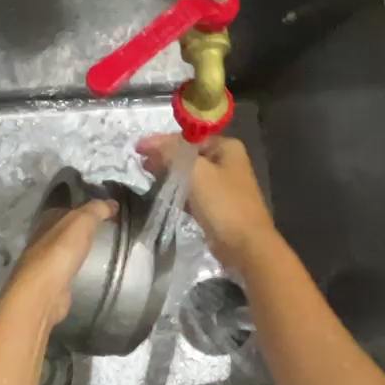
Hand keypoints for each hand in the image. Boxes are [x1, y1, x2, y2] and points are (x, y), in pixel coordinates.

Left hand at [0, 199, 115, 326]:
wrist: (44, 290)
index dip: (85, 207)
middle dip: (83, 227)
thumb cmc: (61, 250)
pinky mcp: (52, 280)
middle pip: (66, 228)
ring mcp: (47, 260)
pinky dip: (78, 264)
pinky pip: (69, 267)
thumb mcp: (82, 221)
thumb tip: (112, 203)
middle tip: (108, 228)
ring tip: (103, 247)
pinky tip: (90, 267)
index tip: (106, 209)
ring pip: (67, 248)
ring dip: (80, 247)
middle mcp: (44, 237)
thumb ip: (97, 210)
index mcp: (48, 219)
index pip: (68, 207)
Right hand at [137, 134, 278, 270]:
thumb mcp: (196, 172)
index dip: (162, 142)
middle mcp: (226, 162)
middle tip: (141, 164)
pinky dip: (178, 192)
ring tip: (148, 177)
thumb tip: (148, 143)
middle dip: (165, 158)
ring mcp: (222, 186)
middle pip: (189, 155)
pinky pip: (193, 193)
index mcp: (227, 147)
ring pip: (190, 175)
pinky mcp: (216, 206)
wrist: (246, 246)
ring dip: (169, 175)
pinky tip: (162, 194)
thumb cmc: (223, 204)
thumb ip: (172, 153)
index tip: (139, 149)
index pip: (188, 138)